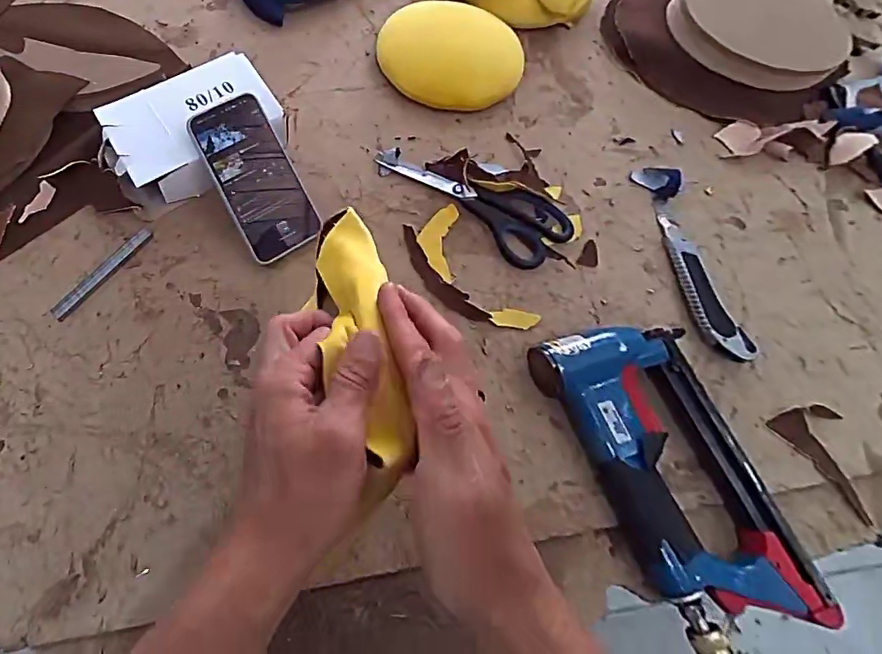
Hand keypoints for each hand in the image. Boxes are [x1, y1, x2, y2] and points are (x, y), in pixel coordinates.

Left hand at [233, 307, 383, 570]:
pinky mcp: (279, 428)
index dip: (346, 328)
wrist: (270, 552)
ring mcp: (270, 408)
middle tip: (362, 348)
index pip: (312, 330)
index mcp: (279, 378)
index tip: (378, 337)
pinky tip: (352, 406)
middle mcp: (268, 385)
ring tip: (364, 376)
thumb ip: (355, 378)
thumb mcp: (343, 431)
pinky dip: (323, 384)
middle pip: (289, 335)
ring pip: (294, 362)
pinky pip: (300, 388)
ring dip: (326, 359)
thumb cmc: (309, 491)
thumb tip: (368, 332)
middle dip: (325, 332)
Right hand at [379, 284, 594, 650]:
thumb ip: (438, 411)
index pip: (428, 353)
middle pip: (445, 351)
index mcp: (458, 411)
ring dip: (420, 340)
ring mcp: (462, 434)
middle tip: (392, 294)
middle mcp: (464, 413)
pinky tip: (401, 388)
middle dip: (420, 317)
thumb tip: (424, 353)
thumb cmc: (466, 535)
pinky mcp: (452, 455)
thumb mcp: (448, 471)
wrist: (497, 589)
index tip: (383, 292)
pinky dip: (416, 376)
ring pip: (441, 371)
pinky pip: (433, 398)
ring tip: (396, 326)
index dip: (406, 321)